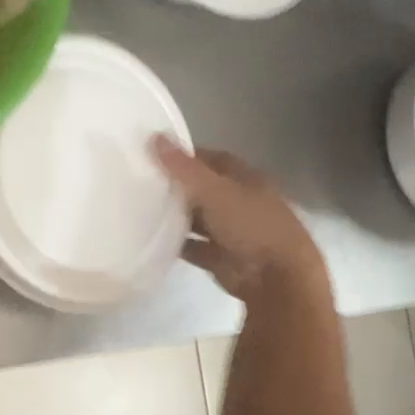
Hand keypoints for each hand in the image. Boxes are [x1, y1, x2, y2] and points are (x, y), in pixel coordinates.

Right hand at [150, 135, 328, 305]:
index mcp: (246, 180)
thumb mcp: (215, 191)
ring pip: (198, 219)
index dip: (186, 155)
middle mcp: (240, 203)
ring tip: (139, 210)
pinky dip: (176, 244)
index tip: (154, 155)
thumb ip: (183, 168)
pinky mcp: (221, 257)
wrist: (276, 277)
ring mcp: (232, 231)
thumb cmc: (251, 226)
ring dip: (175, 216)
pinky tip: (150, 240)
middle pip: (203, 189)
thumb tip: (153, 137)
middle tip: (140, 182)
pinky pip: (193, 247)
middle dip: (176, 186)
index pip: (213, 159)